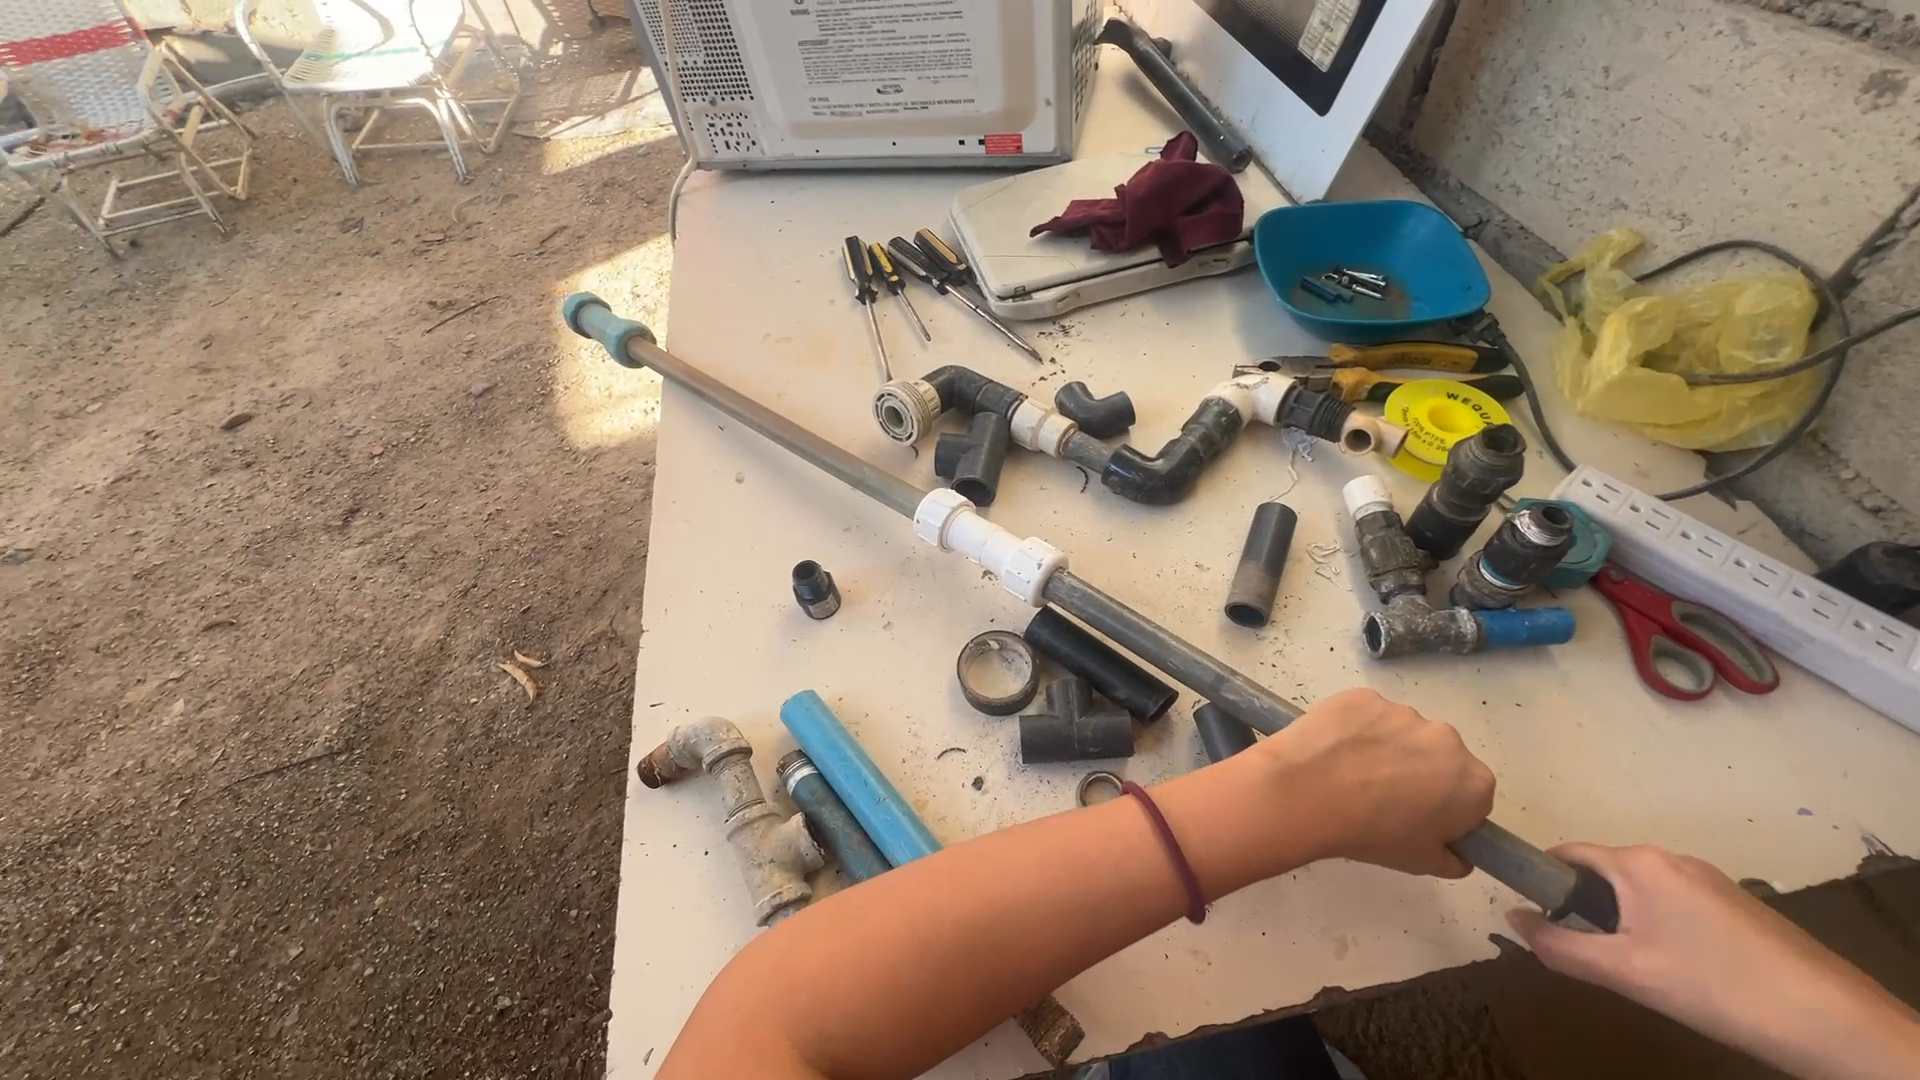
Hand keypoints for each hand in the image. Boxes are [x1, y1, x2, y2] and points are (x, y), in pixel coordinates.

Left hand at [1260, 688, 1494, 877]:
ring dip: (1383, 746)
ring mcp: (1401, 711)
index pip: (1470, 796)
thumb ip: (1452, 858)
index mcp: (1473, 781)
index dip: (1444, 809)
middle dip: (1417, 772)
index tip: (1415, 818)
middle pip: (1437, 757)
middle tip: (1379, 794)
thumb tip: (1456, 853)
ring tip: (1348, 771)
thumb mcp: (1421, 863)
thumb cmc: (1369, 833)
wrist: (1304, 793)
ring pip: (1399, 732)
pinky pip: (1365, 714)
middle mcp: (1446, 738)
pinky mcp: (1362, 696)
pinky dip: (1353, 727)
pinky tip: (1332, 748)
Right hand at [1508, 844, 1919, 1079]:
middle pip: (1603, 875)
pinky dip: (1663, 929)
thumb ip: (1557, 945)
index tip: (1540, 920)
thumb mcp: (1625, 973)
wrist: (1840, 1027)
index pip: (1565, 855)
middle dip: (1587, 910)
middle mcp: (1671, 859)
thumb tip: (1511, 918)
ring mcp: (1712, 881)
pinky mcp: (1741, 906)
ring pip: (1641, 893)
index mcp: (1638, 862)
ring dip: (1626, 922)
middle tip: (1596, 956)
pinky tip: (1685, 972)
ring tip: (1642, 969)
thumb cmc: (1717, 987)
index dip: (1542, 884)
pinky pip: (1676, 906)